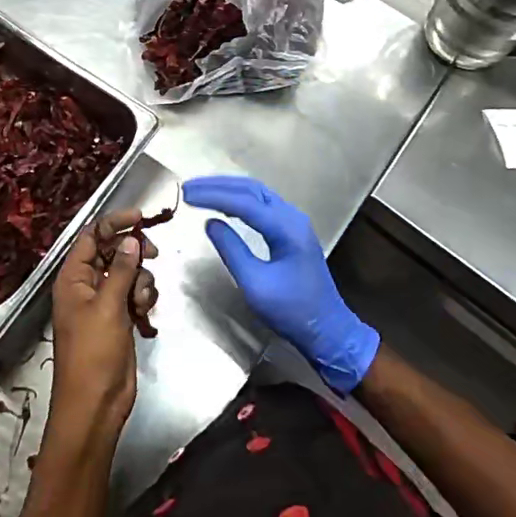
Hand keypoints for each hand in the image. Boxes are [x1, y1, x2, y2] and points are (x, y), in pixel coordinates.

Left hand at [48, 210, 159, 435]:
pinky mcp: (117, 320)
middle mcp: (85, 284)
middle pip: (112, 252)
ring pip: (127, 274)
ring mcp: (102, 303)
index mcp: (72, 276)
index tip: (141, 217)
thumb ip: (121, 269)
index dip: (115, 223)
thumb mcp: (108, 306)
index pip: (92, 235)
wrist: (95, 403)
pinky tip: (145, 316)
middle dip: (133, 254)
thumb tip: (131, 239)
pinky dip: (142, 300)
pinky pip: (133, 296)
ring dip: (140, 282)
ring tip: (140, 303)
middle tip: (154, 256)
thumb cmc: (93, 352)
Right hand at [183, 175, 379, 393]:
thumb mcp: (255, 284)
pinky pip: (261, 202)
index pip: (243, 202)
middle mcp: (292, 217)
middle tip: (187, 188)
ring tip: (199, 191)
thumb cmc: (291, 311)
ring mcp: (294, 221)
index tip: (186, 196)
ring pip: (256, 192)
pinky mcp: (291, 229)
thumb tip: (209, 222)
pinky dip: (237, 198)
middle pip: (250, 188)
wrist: (329, 331)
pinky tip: (222, 204)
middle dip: (216, 185)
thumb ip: (231, 250)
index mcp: (286, 229)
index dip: (212, 196)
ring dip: (226, 189)